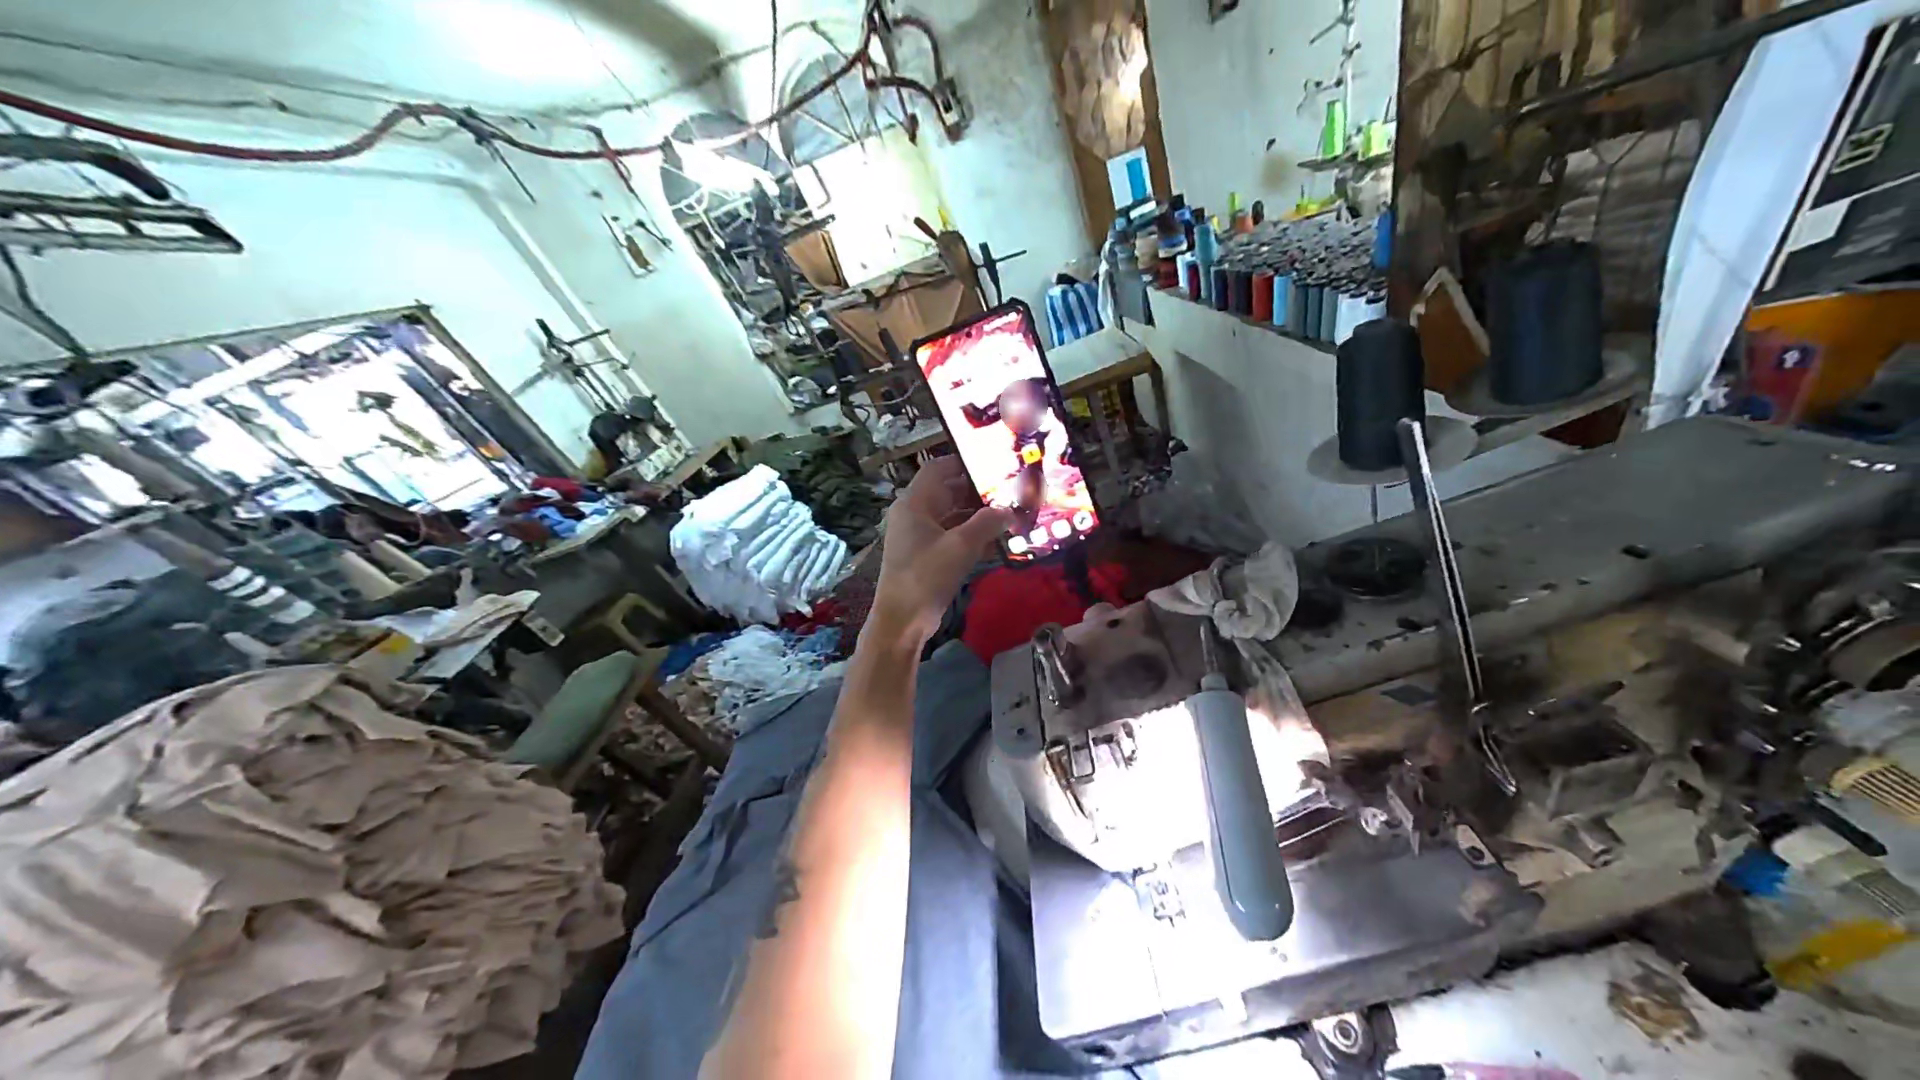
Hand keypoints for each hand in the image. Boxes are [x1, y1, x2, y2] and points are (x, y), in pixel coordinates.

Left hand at [870, 456, 1014, 641]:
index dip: (965, 462)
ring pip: (953, 516)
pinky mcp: (927, 556)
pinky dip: (972, 536)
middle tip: (1011, 491)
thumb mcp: (961, 546)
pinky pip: (952, 536)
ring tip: (1010, 515)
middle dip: (978, 492)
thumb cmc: (926, 576)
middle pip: (949, 491)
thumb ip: (987, 523)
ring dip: (979, 516)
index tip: (995, 464)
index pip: (938, 468)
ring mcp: (919, 536)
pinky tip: (998, 542)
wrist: (902, 622)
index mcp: (914, 503)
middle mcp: (914, 514)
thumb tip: (1009, 510)